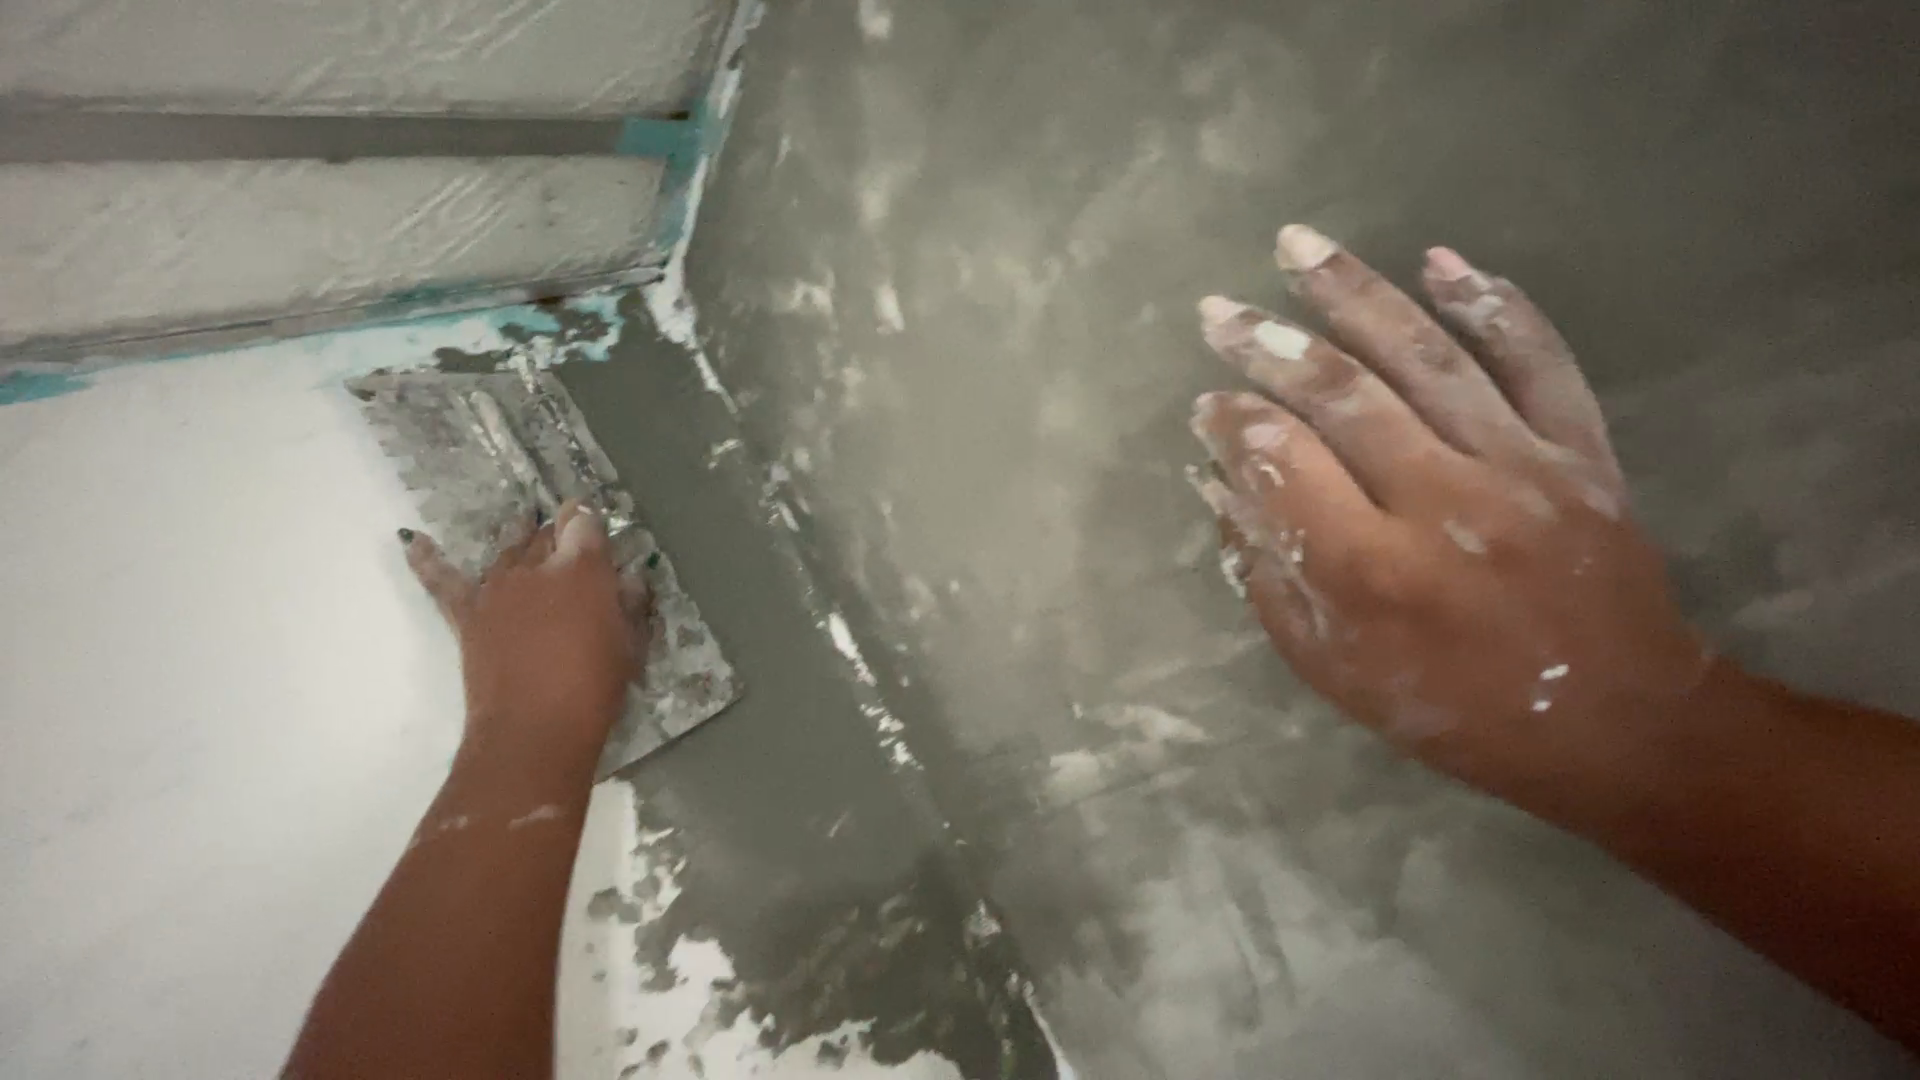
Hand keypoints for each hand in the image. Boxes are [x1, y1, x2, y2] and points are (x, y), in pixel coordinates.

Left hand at [402, 500, 649, 752]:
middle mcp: (536, 567)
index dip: (592, 521)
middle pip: (547, 532)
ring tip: (525, 523)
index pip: (585, 523)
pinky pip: (442, 579)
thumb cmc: (595, 687)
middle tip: (574, 539)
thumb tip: (630, 577)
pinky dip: (427, 559)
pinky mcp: (467, 612)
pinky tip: (413, 540)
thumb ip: (630, 603)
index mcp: (582, 570)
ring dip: (520, 535)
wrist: (534, 729)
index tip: (599, 527)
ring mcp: (496, 588)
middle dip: (562, 531)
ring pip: (507, 547)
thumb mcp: (630, 643)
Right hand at [1191, 226, 1710, 821]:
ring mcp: (1520, 467)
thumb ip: (1264, 572)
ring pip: (1425, 357)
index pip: (1280, 464)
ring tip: (1296, 246)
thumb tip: (1217, 484)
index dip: (1232, 426)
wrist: (1616, 725)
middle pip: (1341, 396)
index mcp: (1369, 570)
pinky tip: (1440, 260)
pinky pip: (1536, 361)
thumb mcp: (1327, 665)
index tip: (1204, 408)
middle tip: (1216, 311)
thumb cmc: (1447, 709)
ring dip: (1353, 294)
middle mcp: (1442, 503)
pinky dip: (1490, 305)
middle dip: (1265, 346)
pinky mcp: (1579, 452)